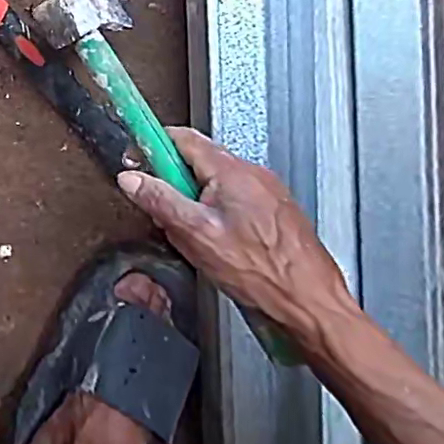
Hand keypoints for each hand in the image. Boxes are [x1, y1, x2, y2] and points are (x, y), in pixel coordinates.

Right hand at [116, 128, 357, 340]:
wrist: (312, 306)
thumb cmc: (264, 274)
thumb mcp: (195, 234)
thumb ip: (159, 200)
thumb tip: (131, 178)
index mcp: (233, 172)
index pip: (181, 137)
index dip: (151, 145)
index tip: (134, 157)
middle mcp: (254, 175)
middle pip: (196, 160)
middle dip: (172, 181)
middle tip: (164, 210)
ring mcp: (268, 192)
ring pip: (214, 182)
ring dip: (193, 200)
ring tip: (193, 233)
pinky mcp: (275, 211)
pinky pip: (233, 199)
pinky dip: (215, 212)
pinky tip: (216, 241)